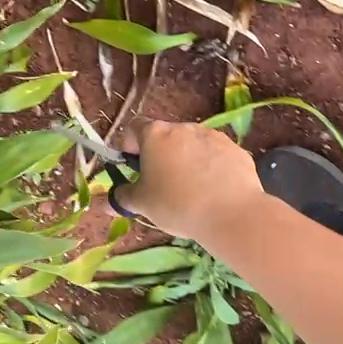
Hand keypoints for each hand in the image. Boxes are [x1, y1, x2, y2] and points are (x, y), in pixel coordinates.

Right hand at [113, 120, 267, 239]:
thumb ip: (122, 198)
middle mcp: (183, 128)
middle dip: (160, 156)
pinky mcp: (235, 149)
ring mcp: (212, 136)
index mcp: (155, 135)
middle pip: (164, 137)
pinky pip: (216, 156)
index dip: (130, 146)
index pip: (133, 128)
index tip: (134, 167)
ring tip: (192, 191)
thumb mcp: (142, 205)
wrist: (232, 215)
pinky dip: (211, 168)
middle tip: (162, 185)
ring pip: (191, 145)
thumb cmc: (177, 205)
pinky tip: (214, 192)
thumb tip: (107, 202)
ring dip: (187, 160)